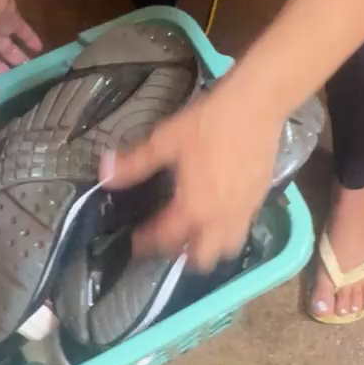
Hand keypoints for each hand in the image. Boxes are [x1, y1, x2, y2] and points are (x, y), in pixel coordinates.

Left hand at [102, 83, 283, 272]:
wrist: (255, 106)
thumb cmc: (209, 123)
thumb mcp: (166, 140)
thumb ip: (135, 162)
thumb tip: (104, 173)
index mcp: (194, 206)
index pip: (166, 238)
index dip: (147, 243)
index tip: (136, 243)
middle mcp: (219, 218)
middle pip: (201, 259)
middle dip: (182, 256)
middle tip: (168, 240)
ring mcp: (243, 212)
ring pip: (226, 249)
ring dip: (208, 248)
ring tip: (195, 234)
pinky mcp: (259, 200)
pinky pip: (242, 230)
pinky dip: (227, 232)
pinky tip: (218, 214)